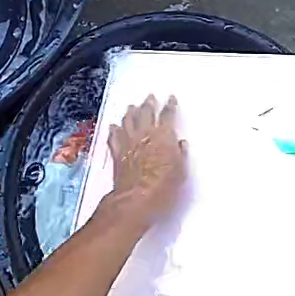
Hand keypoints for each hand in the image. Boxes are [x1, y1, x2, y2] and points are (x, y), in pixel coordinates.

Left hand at [98, 95, 187, 230]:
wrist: (136, 198)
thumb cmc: (163, 186)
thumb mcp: (181, 171)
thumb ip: (180, 154)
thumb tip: (180, 145)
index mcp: (163, 135)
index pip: (167, 114)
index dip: (169, 105)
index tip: (170, 98)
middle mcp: (145, 134)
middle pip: (146, 112)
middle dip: (148, 103)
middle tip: (150, 97)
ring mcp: (129, 142)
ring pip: (128, 120)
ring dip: (130, 112)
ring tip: (132, 107)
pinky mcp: (117, 153)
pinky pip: (114, 136)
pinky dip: (114, 130)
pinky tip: (113, 126)